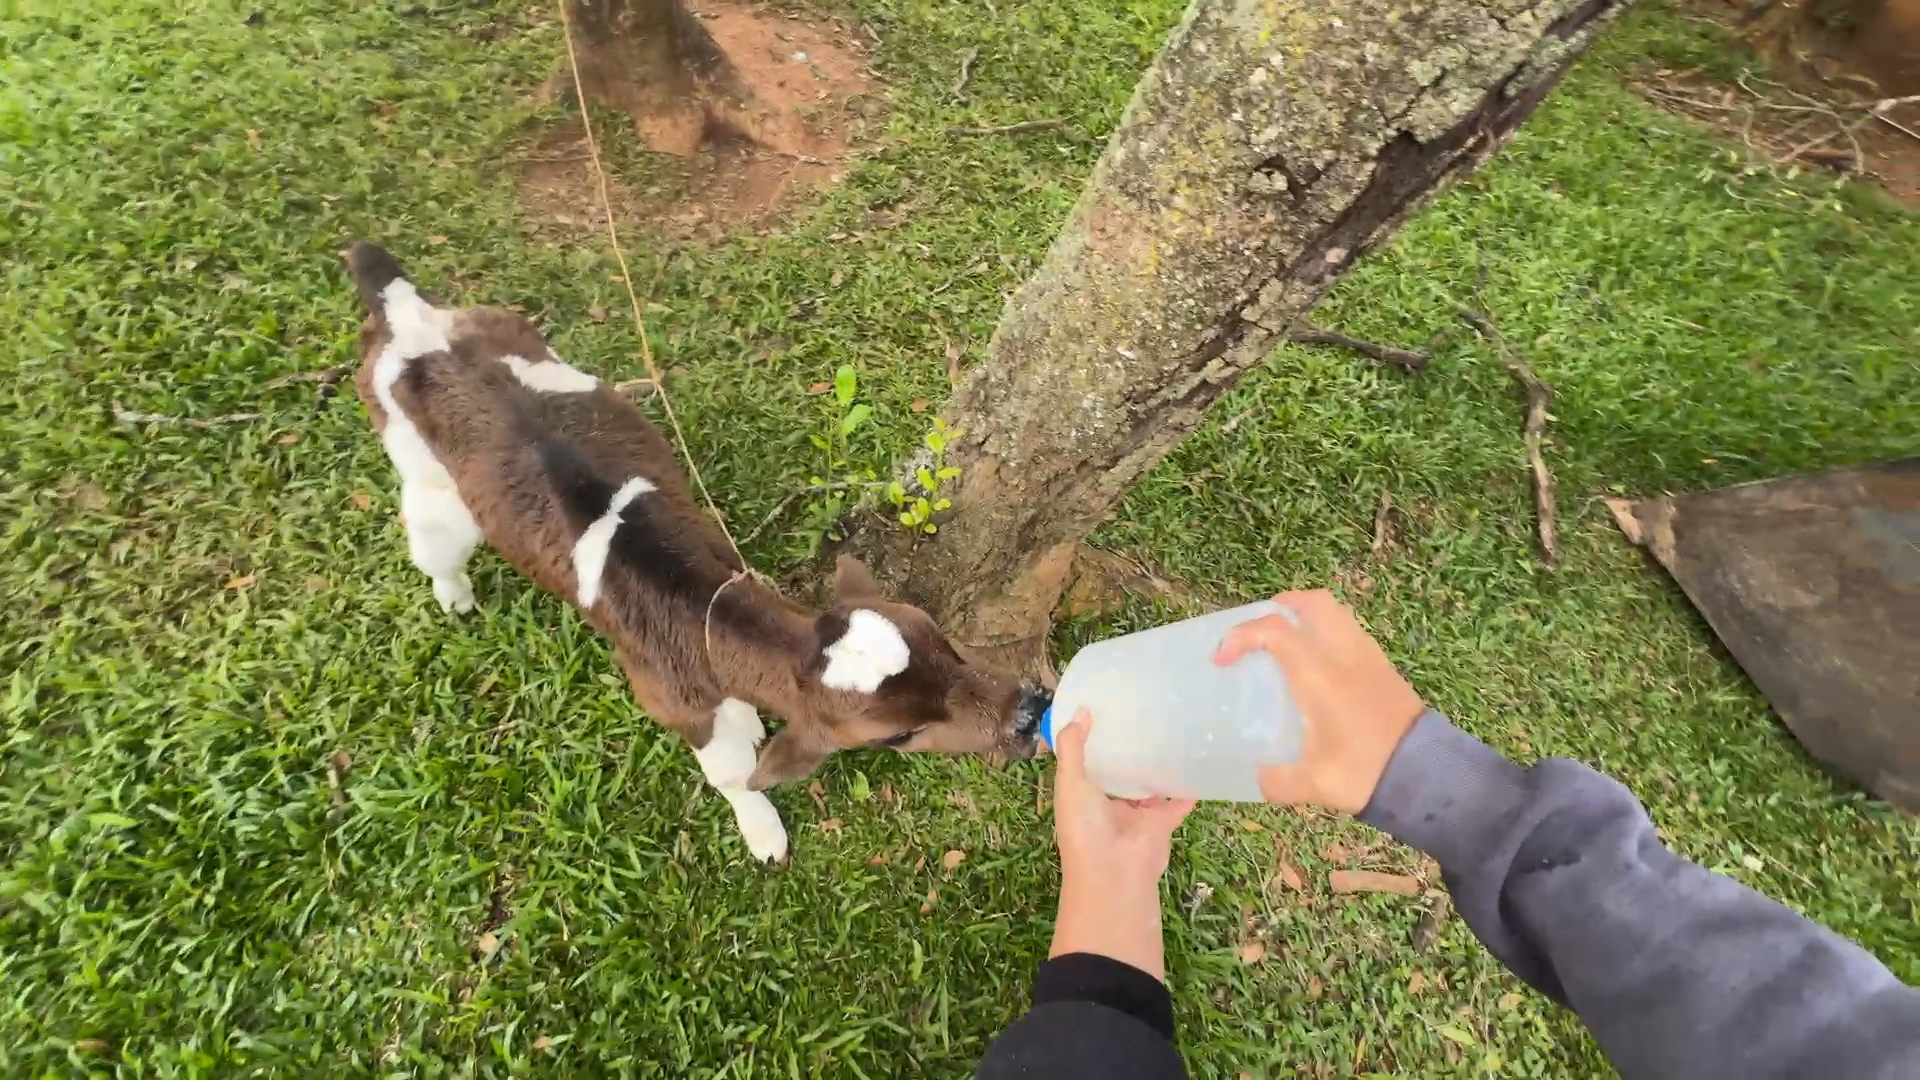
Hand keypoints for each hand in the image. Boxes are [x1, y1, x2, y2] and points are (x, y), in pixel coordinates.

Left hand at [1048, 711, 1193, 978]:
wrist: (1114, 876)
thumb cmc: (1084, 826)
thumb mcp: (1070, 781)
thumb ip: (1073, 746)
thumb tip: (1081, 709)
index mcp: (1082, 793)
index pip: (1087, 761)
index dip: (1093, 738)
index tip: (1104, 707)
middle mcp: (1108, 803)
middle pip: (1120, 771)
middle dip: (1128, 750)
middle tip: (1142, 714)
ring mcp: (1136, 814)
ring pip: (1149, 785)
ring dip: (1157, 766)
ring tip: (1170, 730)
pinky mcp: (1161, 823)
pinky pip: (1177, 802)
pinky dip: (1187, 788)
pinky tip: (1196, 763)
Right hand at [1214, 590, 1423, 814]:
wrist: (1433, 780)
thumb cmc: (1368, 773)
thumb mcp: (1314, 784)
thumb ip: (1276, 780)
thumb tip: (1257, 778)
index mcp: (1319, 674)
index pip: (1274, 629)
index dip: (1239, 635)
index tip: (1221, 659)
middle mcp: (1344, 655)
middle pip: (1312, 602)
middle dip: (1278, 607)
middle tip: (1257, 632)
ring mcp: (1369, 659)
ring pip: (1335, 613)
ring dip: (1305, 618)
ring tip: (1285, 644)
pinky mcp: (1385, 670)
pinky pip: (1350, 634)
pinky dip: (1327, 637)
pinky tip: (1318, 669)